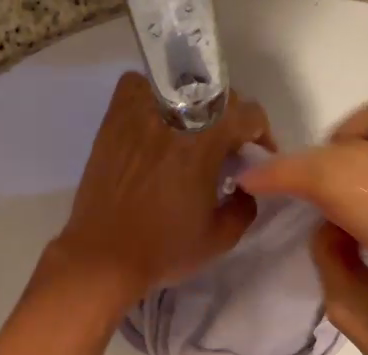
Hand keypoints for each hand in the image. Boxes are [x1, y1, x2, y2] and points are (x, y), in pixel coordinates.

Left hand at [50, 72, 273, 307]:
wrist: (106, 254)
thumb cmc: (164, 249)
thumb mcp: (218, 238)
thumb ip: (245, 208)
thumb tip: (246, 188)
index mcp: (207, 138)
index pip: (249, 115)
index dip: (261, 136)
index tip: (257, 157)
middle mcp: (177, 112)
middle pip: (218, 98)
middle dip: (230, 122)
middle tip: (226, 152)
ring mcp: (142, 109)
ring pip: (182, 89)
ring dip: (196, 108)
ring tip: (192, 136)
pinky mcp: (116, 116)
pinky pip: (142, 87)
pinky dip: (155, 98)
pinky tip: (158, 124)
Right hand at [238, 87, 367, 354]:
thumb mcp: (356, 319)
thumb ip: (331, 259)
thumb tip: (326, 220)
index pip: (337, 176)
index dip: (287, 172)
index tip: (254, 178)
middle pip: (360, 143)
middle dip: (314, 160)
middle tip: (293, 190)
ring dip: (353, 136)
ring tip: (336, 176)